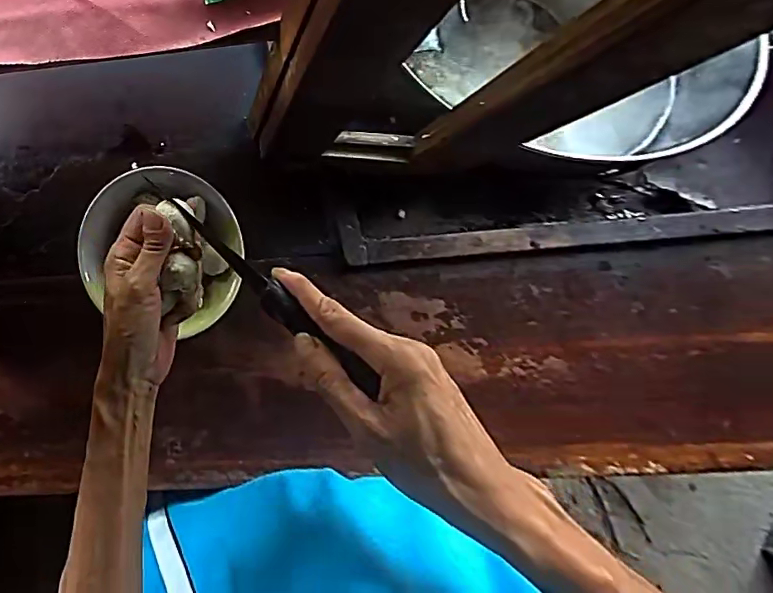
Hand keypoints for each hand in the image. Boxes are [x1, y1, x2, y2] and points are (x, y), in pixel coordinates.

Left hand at [100, 204, 184, 389]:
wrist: (138, 370)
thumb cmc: (128, 331)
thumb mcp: (139, 285)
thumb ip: (151, 249)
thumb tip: (158, 215)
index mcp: (123, 254)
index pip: (144, 218)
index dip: (165, 217)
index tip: (184, 225)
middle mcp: (139, 262)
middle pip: (169, 237)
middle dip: (182, 251)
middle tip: (181, 267)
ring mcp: (157, 279)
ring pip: (184, 260)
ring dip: (186, 279)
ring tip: (175, 296)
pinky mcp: (172, 295)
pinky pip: (190, 284)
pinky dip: (188, 297)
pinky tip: (176, 312)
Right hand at [275, 269, 659, 591]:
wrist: (491, 498)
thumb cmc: (429, 469)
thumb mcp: (367, 429)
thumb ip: (331, 381)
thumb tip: (304, 342)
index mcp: (395, 357)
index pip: (337, 317)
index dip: (305, 294)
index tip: (281, 274)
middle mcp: (410, 348)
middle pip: (351, 333)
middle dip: (322, 342)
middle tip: (304, 371)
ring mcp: (423, 361)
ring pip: (366, 350)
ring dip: (344, 363)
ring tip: (340, 401)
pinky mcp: (428, 375)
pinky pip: (382, 362)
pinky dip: (363, 372)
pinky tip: (363, 403)